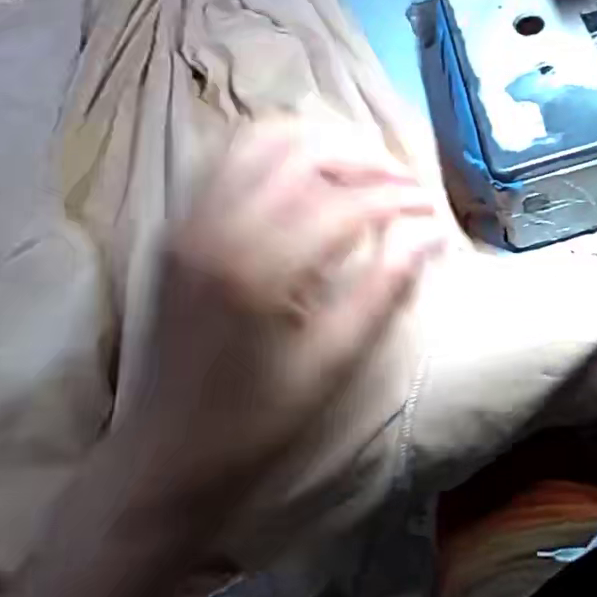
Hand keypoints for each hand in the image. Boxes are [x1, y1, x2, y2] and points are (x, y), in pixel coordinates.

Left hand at [116, 118, 445, 528]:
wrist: (162, 456)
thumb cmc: (258, 420)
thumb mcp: (335, 361)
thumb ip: (386, 287)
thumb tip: (433, 234)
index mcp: (259, 270)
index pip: (348, 204)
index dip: (400, 199)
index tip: (434, 210)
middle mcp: (217, 228)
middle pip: (305, 153)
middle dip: (367, 158)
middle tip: (405, 183)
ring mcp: (190, 220)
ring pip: (262, 140)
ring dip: (323, 143)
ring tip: (363, 169)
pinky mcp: (179, 224)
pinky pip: (229, 155)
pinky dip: (279, 149)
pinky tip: (310, 172)